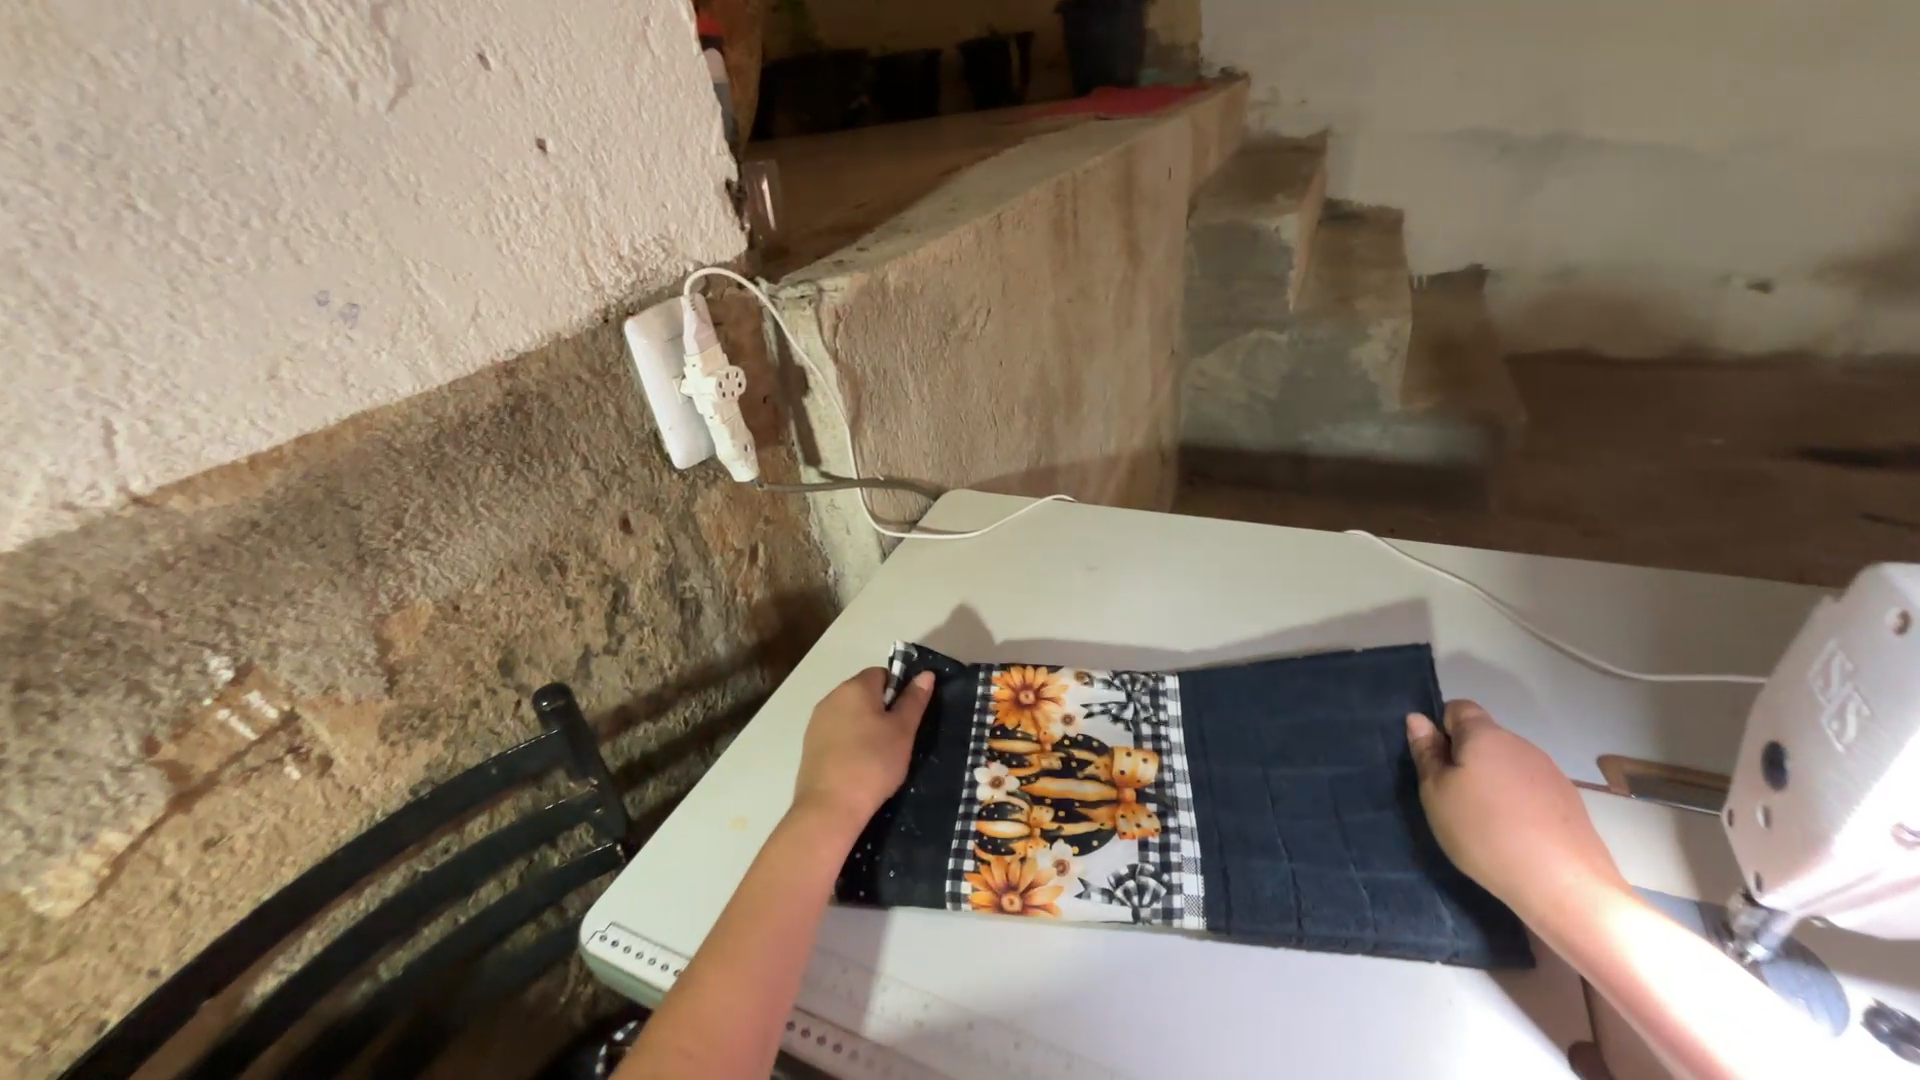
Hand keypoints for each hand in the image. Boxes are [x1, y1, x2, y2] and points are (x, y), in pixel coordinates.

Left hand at [791, 668, 934, 832]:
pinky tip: (857, 765)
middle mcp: (831, 697)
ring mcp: (816, 721)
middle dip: (881, 710)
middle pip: (863, 693)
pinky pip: (836, 733)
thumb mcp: (903, 731)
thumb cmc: (873, 763)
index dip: (898, 691)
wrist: (829, 806)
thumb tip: (925, 674)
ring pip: (849, 714)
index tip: (905, 719)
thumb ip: (914, 700)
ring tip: (877, 756)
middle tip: (896, 739)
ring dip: (864, 726)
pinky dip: (848, 742)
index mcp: (855, 687)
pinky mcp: (809, 745)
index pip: (882, 673)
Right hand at [1406, 700, 1629, 919]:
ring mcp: (1550, 773)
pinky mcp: (1569, 802)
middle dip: (1464, 758)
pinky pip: (1529, 789)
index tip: (1434, 763)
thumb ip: (1427, 753)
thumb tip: (1419, 719)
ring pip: (1507, 765)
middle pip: (1484, 738)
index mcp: (1486, 736)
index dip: (1441, 728)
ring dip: (1491, 781)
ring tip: (1484, 822)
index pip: (1458, 708)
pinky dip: (1516, 803)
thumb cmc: (1484, 831)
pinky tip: (1514, 835)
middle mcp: (1521, 745)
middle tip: (1451, 798)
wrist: (1564, 884)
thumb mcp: (1436, 793)